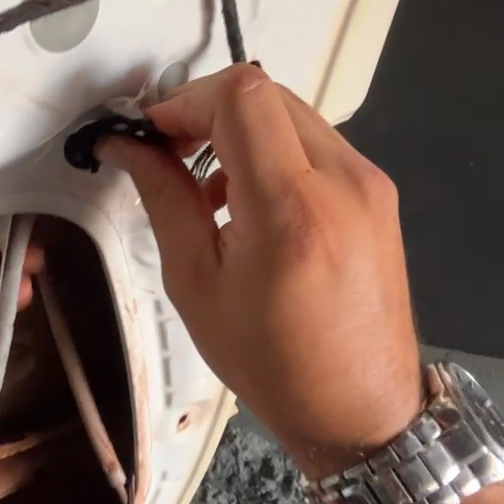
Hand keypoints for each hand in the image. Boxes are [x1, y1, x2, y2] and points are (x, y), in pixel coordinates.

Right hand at [97, 64, 420, 473]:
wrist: (364, 411)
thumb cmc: (270, 362)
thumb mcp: (196, 283)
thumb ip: (163, 197)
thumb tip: (125, 145)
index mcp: (290, 208)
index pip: (241, 96)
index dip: (185, 99)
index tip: (153, 133)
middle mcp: (342, 179)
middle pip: (263, 92)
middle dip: (203, 108)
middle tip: (167, 149)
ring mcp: (369, 181)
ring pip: (287, 110)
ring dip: (236, 128)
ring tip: (205, 182)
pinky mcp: (377, 190)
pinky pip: (312, 140)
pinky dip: (269, 147)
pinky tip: (247, 197)